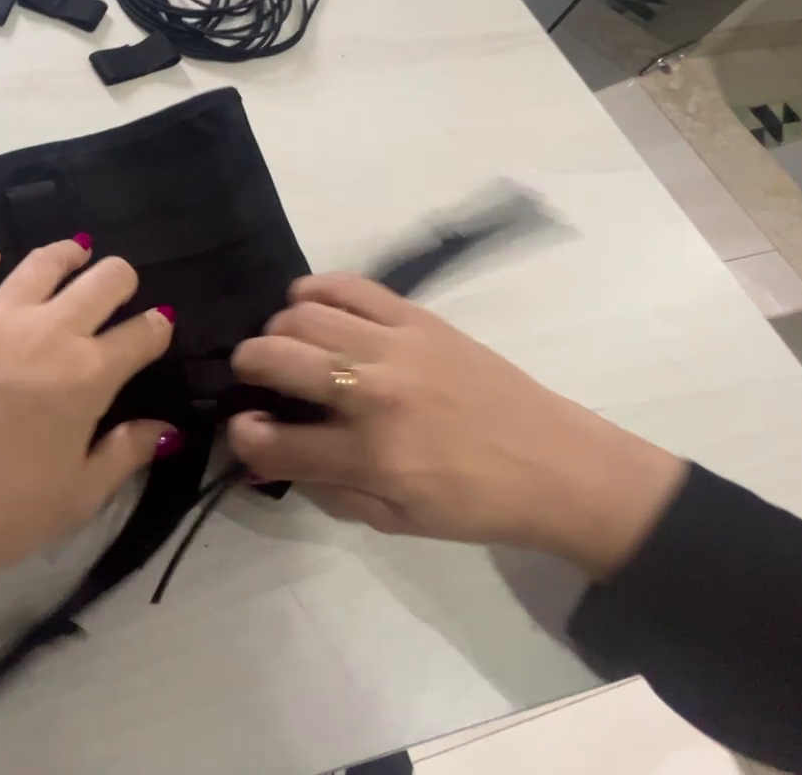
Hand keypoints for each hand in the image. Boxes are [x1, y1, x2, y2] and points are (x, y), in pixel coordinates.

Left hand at [0, 238, 177, 578]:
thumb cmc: (0, 511)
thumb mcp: (77, 497)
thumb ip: (126, 454)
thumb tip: (167, 428)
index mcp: (88, 376)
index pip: (142, 334)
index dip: (157, 329)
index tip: (156, 331)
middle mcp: (49, 332)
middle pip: (104, 281)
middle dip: (122, 282)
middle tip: (120, 293)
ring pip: (44, 261)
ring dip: (70, 255)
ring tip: (78, 255)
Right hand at [227, 273, 685, 579]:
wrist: (559, 466)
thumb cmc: (472, 502)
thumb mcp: (392, 518)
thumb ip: (323, 487)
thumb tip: (266, 454)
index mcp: (372, 457)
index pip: (273, 442)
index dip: (243, 437)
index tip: (244, 430)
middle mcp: (375, 395)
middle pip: (274, 358)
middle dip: (246, 368)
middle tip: (254, 378)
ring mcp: (397, 347)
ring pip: (301, 315)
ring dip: (278, 331)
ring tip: (289, 346)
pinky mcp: (418, 317)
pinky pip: (348, 283)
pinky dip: (315, 289)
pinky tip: (311, 307)